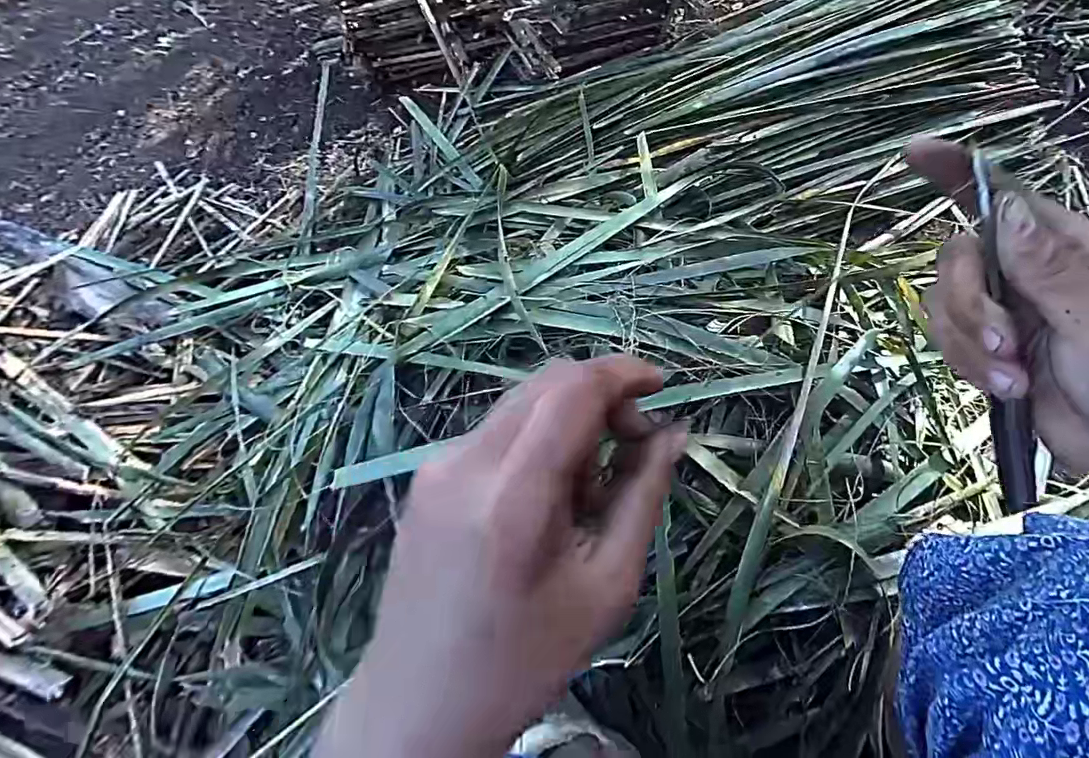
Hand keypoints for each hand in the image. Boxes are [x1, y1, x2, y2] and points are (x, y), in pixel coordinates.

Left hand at [320, 356, 687, 757]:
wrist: (414, 714)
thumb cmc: (525, 660)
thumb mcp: (607, 585)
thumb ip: (644, 495)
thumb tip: (674, 431)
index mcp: (513, 496)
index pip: (574, 389)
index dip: (624, 373)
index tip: (661, 386)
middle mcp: (466, 462)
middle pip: (551, 383)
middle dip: (604, 396)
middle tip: (634, 444)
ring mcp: (438, 465)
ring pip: (526, 401)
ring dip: (573, 418)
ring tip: (589, 487)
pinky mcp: (427, 475)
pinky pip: (501, 428)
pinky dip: (541, 438)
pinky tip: (548, 497)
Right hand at [906, 139, 1088, 489]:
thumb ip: (1049, 267)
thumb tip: (1005, 208)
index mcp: (1065, 246)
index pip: (1003, 194)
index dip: (956, 170)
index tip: (914, 154)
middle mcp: (1026, 269)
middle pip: (957, 255)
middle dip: (969, 302)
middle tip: (1003, 343)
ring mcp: (1004, 309)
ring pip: (945, 301)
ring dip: (969, 342)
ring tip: (1014, 377)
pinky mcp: (988, 348)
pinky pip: (947, 338)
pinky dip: (967, 364)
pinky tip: (1008, 389)